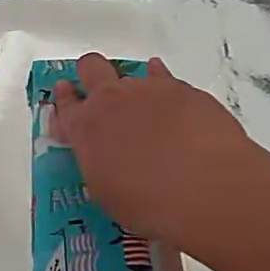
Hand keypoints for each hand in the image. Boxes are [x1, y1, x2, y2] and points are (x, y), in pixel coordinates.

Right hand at [52, 53, 269, 253]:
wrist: (205, 189)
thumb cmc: (149, 202)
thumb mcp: (107, 193)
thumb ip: (100, 165)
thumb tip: (108, 161)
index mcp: (86, 128)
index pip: (65, 106)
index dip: (65, 100)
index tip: (67, 96)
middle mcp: (112, 100)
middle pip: (91, 68)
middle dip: (91, 74)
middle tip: (99, 91)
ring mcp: (149, 90)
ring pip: (132, 73)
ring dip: (134, 88)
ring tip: (145, 109)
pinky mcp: (184, 90)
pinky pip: (167, 79)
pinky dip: (165, 88)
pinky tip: (172, 101)